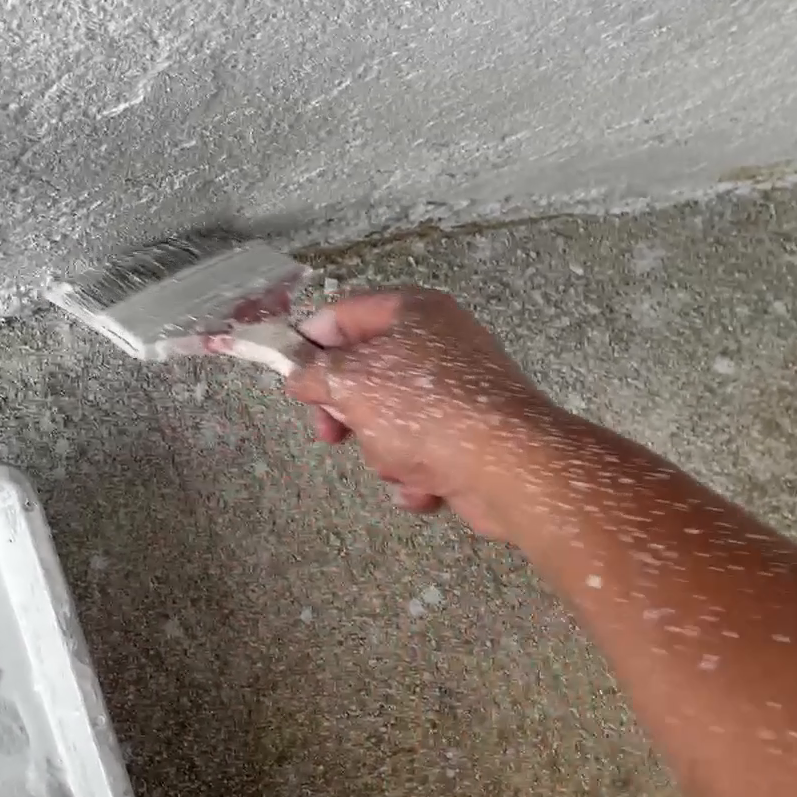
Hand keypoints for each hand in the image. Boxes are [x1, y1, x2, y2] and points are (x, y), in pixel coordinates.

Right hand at [285, 288, 556, 539]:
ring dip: (382, 449)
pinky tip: (424, 484)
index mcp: (412, 311)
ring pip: (389, 417)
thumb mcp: (348, 381)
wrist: (509, 468)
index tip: (287, 375)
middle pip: (364, 372)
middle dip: (344, 411)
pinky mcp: (471, 435)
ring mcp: (457, 390)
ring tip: (397, 462)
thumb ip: (311, 372)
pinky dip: (415, 470)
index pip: (341, 315)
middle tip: (330, 433)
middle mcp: (438, 342)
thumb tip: (297, 375)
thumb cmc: (422, 409)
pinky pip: (421, 449)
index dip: (307, 343)